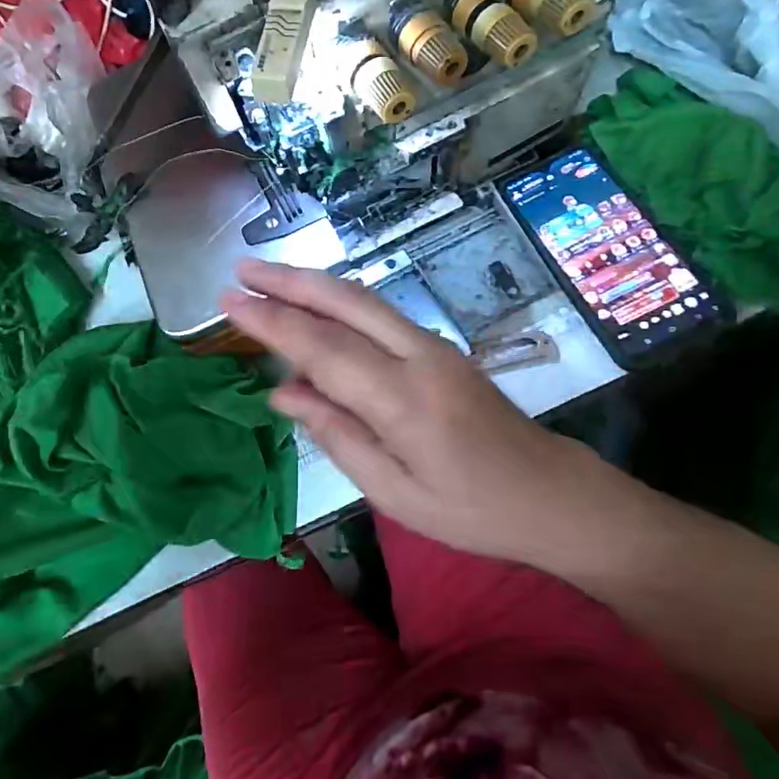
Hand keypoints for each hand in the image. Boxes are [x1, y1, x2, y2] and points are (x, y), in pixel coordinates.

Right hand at [221, 260, 639, 568]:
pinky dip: (340, 301)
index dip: (272, 321)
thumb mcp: (395, 492)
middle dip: (289, 281)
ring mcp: (435, 346)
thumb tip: (282, 391)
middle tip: (241, 269)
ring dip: (313, 283)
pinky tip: (317, 304)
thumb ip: (337, 435)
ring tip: (267, 277)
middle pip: (345, 303)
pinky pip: (380, 314)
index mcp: (404, 400)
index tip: (228, 300)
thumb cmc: (471, 510)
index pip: (322, 347)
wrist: (550, 493)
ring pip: (364, 301)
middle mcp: (419, 357)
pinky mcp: (441, 348)